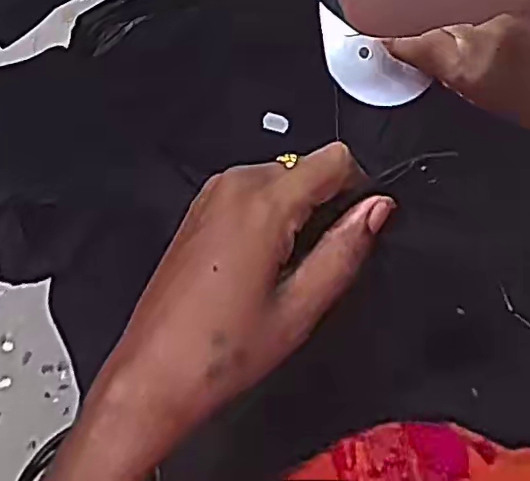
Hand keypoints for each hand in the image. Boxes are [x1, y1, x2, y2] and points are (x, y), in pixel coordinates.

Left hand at [50, 143, 392, 480]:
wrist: (151, 372)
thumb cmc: (220, 351)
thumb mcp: (300, 308)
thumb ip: (346, 248)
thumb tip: (378, 208)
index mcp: (264, 202)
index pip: (335, 157)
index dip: (357, 188)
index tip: (355, 226)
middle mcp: (236, 182)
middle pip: (308, 167)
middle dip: (324, 206)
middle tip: (310, 265)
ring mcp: (215, 190)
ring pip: (283, 177)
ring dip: (296, 212)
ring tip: (278, 271)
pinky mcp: (203, 202)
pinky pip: (254, 189)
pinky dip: (269, 214)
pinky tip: (255, 264)